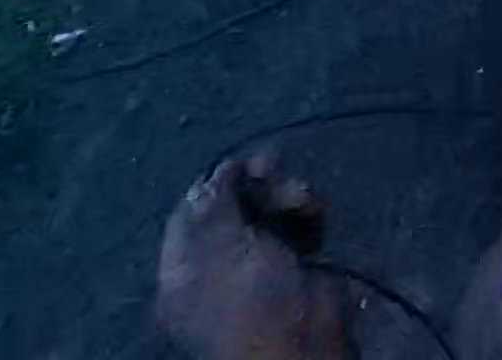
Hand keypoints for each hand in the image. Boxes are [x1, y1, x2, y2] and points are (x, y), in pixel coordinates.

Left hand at [157, 153, 345, 359]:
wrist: (304, 338)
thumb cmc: (250, 299)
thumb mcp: (223, 248)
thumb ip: (217, 203)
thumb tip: (220, 168)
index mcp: (186, 266)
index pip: (191, 210)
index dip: (214, 182)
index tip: (240, 164)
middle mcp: (219, 258)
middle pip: (235, 200)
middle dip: (259, 181)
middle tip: (273, 167)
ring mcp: (259, 255)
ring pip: (272, 202)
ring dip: (289, 194)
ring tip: (301, 206)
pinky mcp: (295, 252)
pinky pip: (299, 215)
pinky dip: (309, 210)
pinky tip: (315, 219)